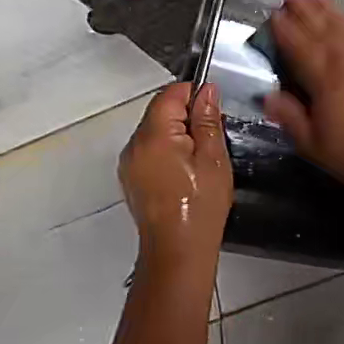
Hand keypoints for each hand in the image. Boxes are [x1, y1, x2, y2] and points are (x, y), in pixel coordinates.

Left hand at [118, 82, 232, 270]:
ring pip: (155, 131)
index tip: (213, 109)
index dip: (194, 95)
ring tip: (198, 161)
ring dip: (176, 135)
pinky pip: (149, 150)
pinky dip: (166, 152)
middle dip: (185, 117)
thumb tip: (206, 91)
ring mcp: (129, 162)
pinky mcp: (131, 177)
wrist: (178, 251)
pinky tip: (184, 173)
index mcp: (154, 135)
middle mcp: (135, 144)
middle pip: (160, 111)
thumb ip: (207, 119)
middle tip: (210, 140)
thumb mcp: (213, 158)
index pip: (170, 94)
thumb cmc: (199, 209)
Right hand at [263, 0, 343, 194]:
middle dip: (302, 11)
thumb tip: (268, 97)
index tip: (270, 16)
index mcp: (324, 78)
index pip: (298, 46)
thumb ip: (290, 118)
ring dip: (323, 9)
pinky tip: (342, 16)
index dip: (283, 30)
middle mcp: (343, 60)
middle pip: (319, 27)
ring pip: (339, 25)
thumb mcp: (316, 145)